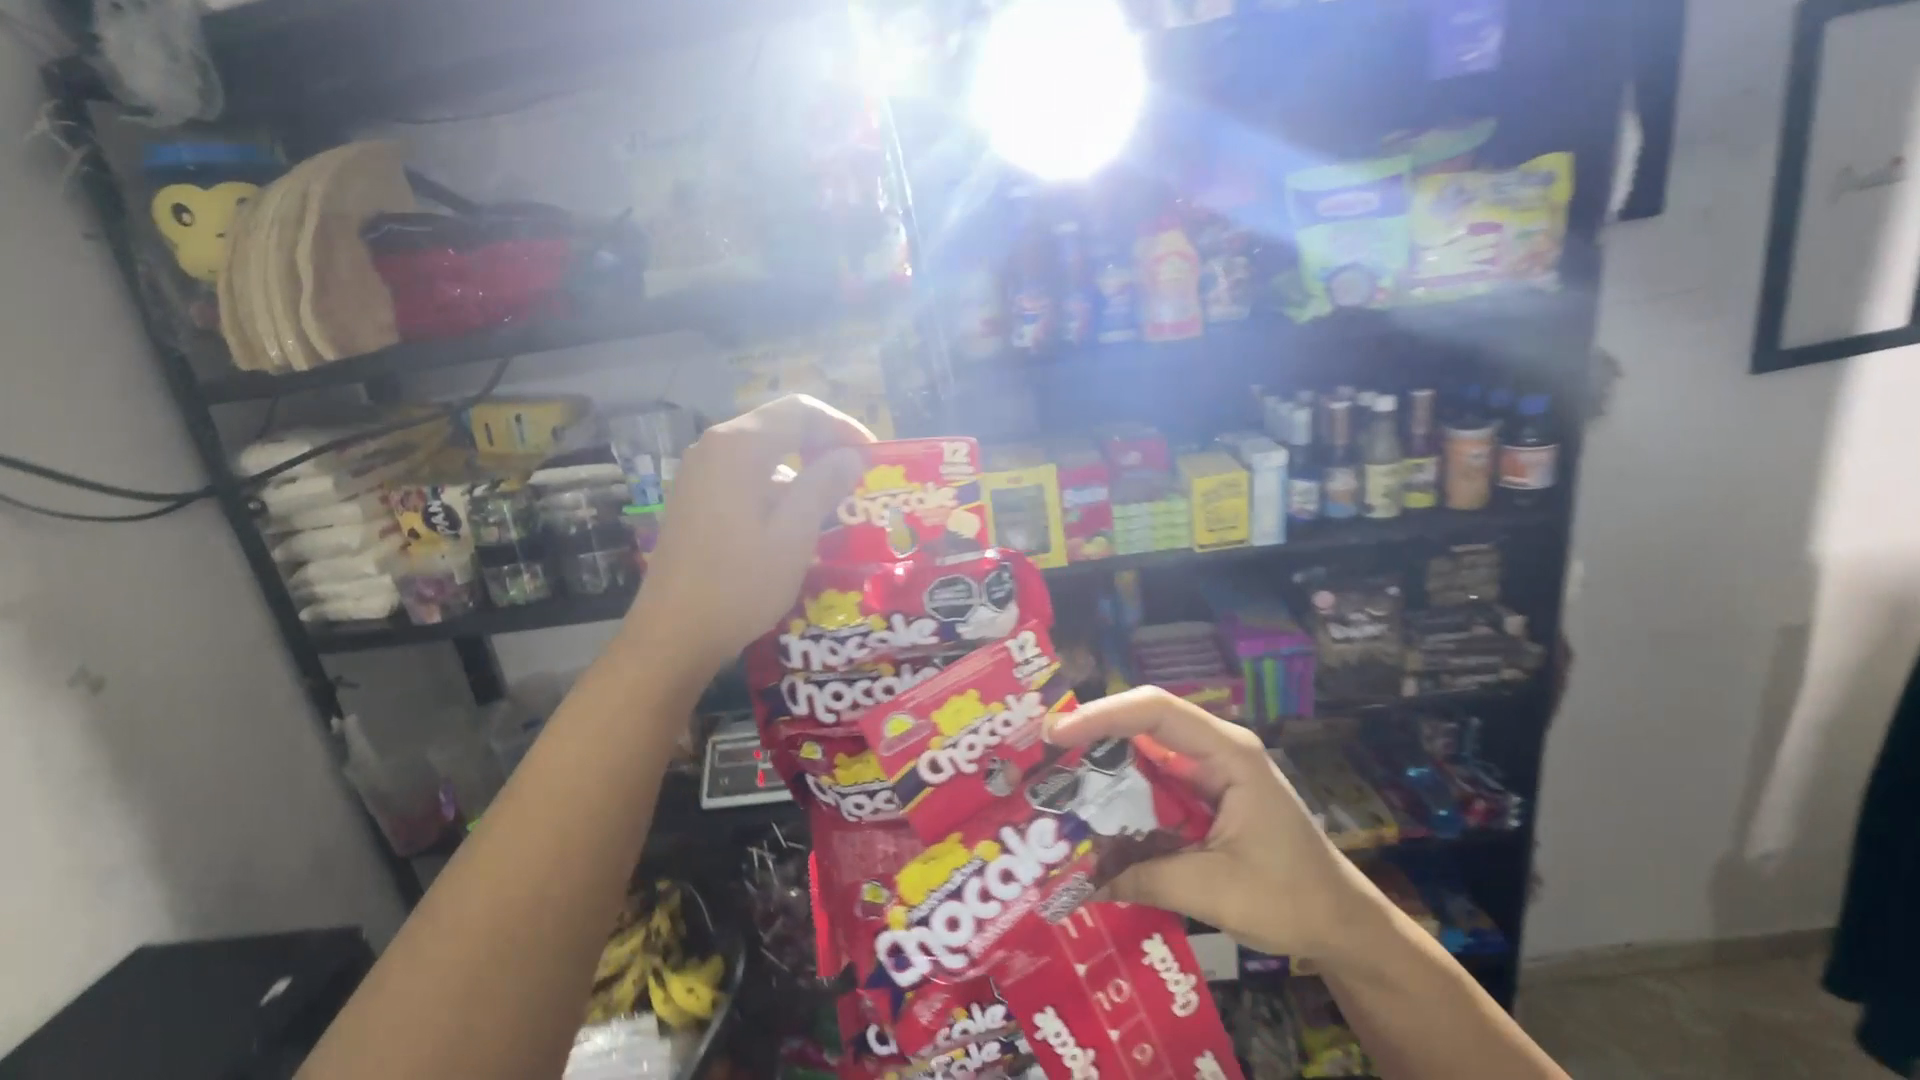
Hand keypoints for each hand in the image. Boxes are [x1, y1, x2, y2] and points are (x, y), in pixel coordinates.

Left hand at [625, 395, 874, 678]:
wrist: (674, 634)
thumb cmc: (738, 585)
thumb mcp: (792, 536)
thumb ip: (822, 486)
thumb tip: (850, 456)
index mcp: (737, 447)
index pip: (800, 411)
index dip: (842, 426)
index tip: (872, 457)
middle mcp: (713, 448)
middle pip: (780, 426)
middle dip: (824, 446)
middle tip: (858, 478)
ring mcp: (699, 473)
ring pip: (764, 453)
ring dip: (802, 470)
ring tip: (835, 505)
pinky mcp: (695, 499)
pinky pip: (746, 476)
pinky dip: (778, 487)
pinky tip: (796, 523)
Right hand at [1048, 687, 1371, 959]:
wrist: (1343, 925)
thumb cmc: (1291, 898)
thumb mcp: (1213, 889)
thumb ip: (1144, 878)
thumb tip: (1076, 882)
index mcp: (1229, 754)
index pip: (1156, 711)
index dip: (1102, 714)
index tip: (1056, 734)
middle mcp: (1215, 752)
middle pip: (1142, 724)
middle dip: (1090, 737)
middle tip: (1039, 757)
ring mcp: (1209, 775)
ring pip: (1143, 757)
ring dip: (1100, 770)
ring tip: (1051, 785)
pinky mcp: (1203, 801)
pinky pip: (1152, 789)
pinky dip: (1119, 800)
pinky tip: (1088, 819)